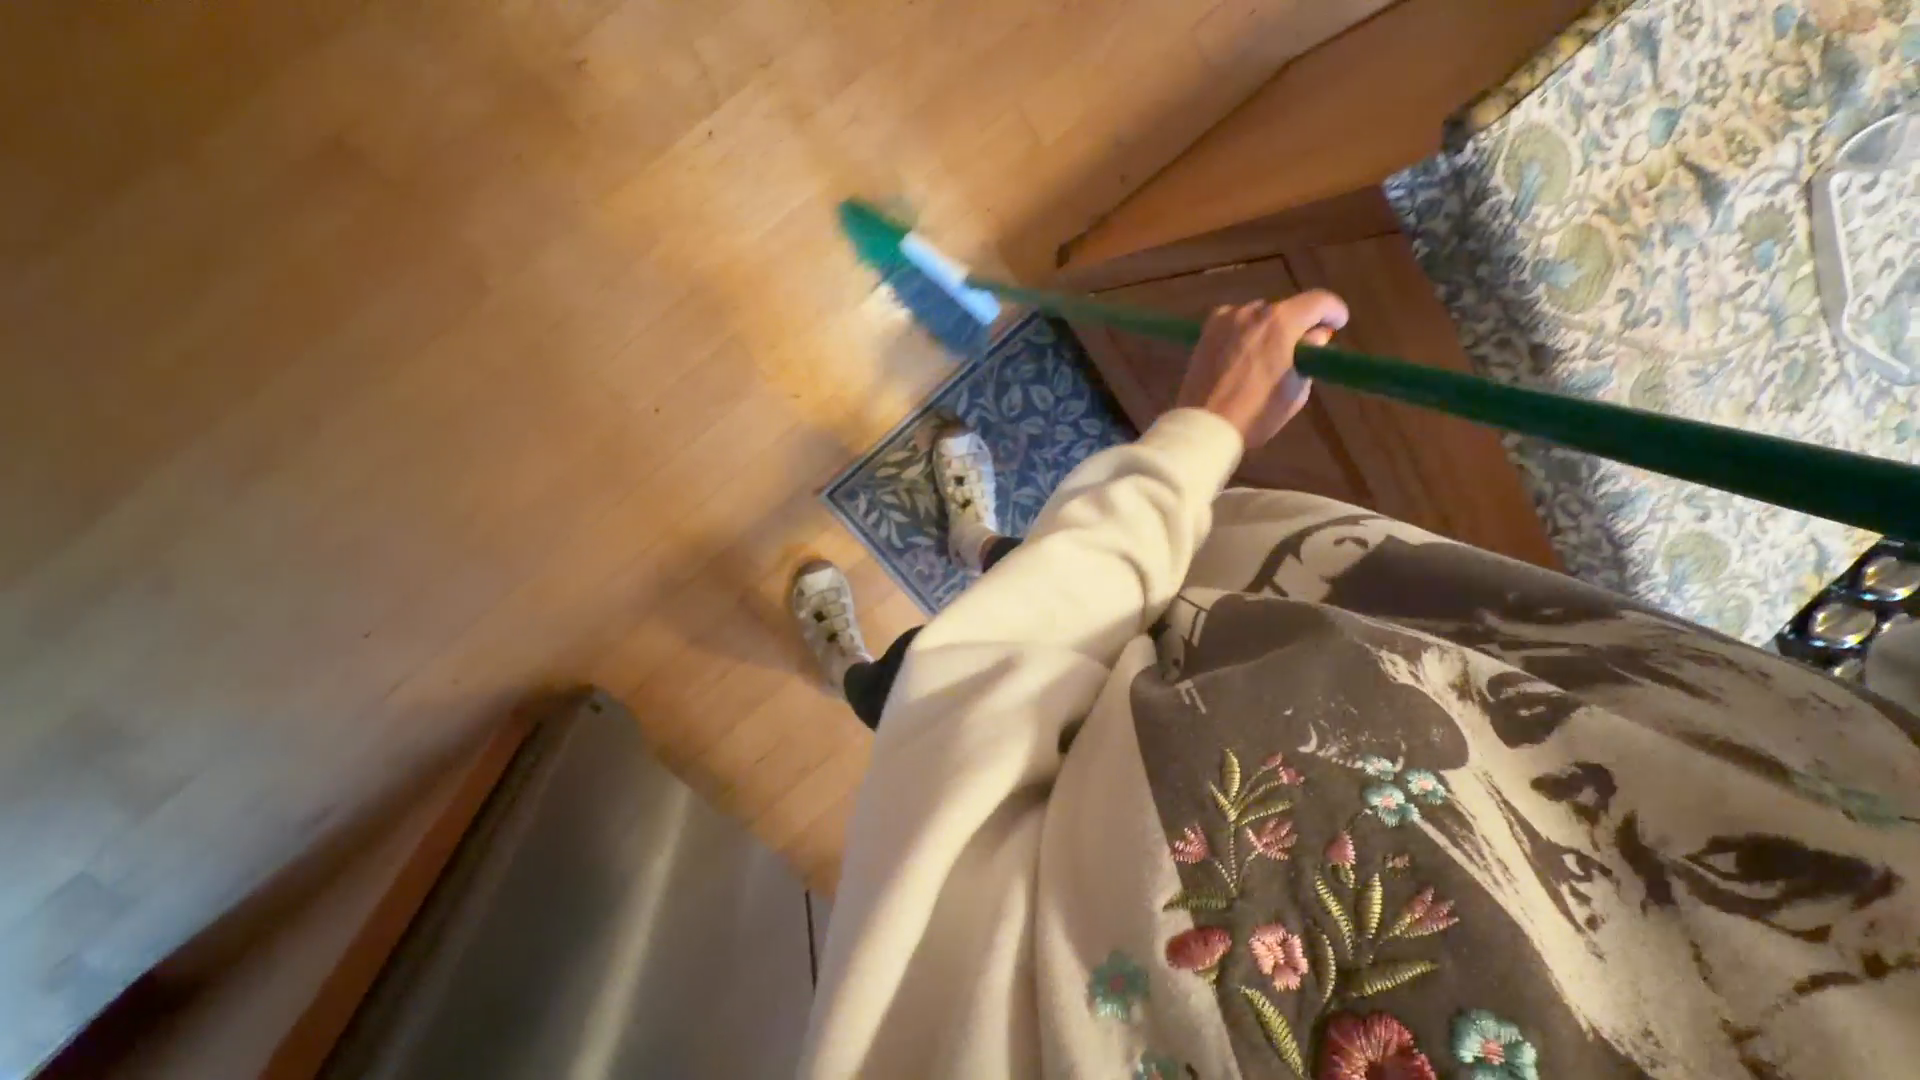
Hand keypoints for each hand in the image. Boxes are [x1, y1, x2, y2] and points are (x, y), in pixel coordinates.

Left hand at [1175, 290, 1348, 448]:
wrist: (1204, 425)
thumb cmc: (1255, 413)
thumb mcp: (1295, 390)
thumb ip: (1309, 356)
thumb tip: (1314, 337)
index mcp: (1280, 322)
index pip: (1318, 301)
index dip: (1334, 311)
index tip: (1338, 324)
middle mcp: (1251, 312)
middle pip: (1285, 309)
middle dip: (1297, 325)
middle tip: (1300, 350)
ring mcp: (1224, 319)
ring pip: (1257, 316)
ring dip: (1268, 329)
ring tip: (1266, 357)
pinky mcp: (1205, 332)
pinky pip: (1234, 324)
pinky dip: (1244, 334)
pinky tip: (1243, 356)